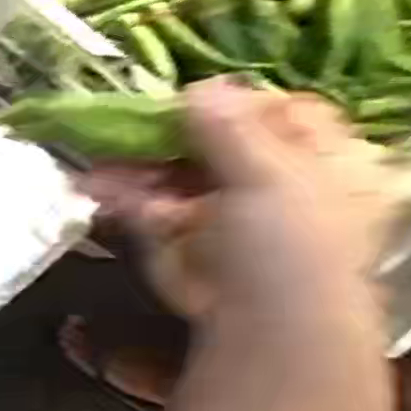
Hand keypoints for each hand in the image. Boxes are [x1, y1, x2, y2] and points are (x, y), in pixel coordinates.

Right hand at [80, 79, 394, 321]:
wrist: (259, 323)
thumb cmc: (290, 245)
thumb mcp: (271, 175)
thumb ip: (231, 130)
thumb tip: (198, 87)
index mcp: (320, 159)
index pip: (279, 113)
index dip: (236, 103)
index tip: (193, 96)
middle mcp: (268, 181)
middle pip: (215, 142)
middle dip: (170, 132)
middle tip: (130, 119)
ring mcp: (217, 210)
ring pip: (171, 174)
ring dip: (132, 163)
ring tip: (93, 153)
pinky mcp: (175, 238)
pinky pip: (145, 207)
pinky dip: (118, 196)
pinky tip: (90, 185)